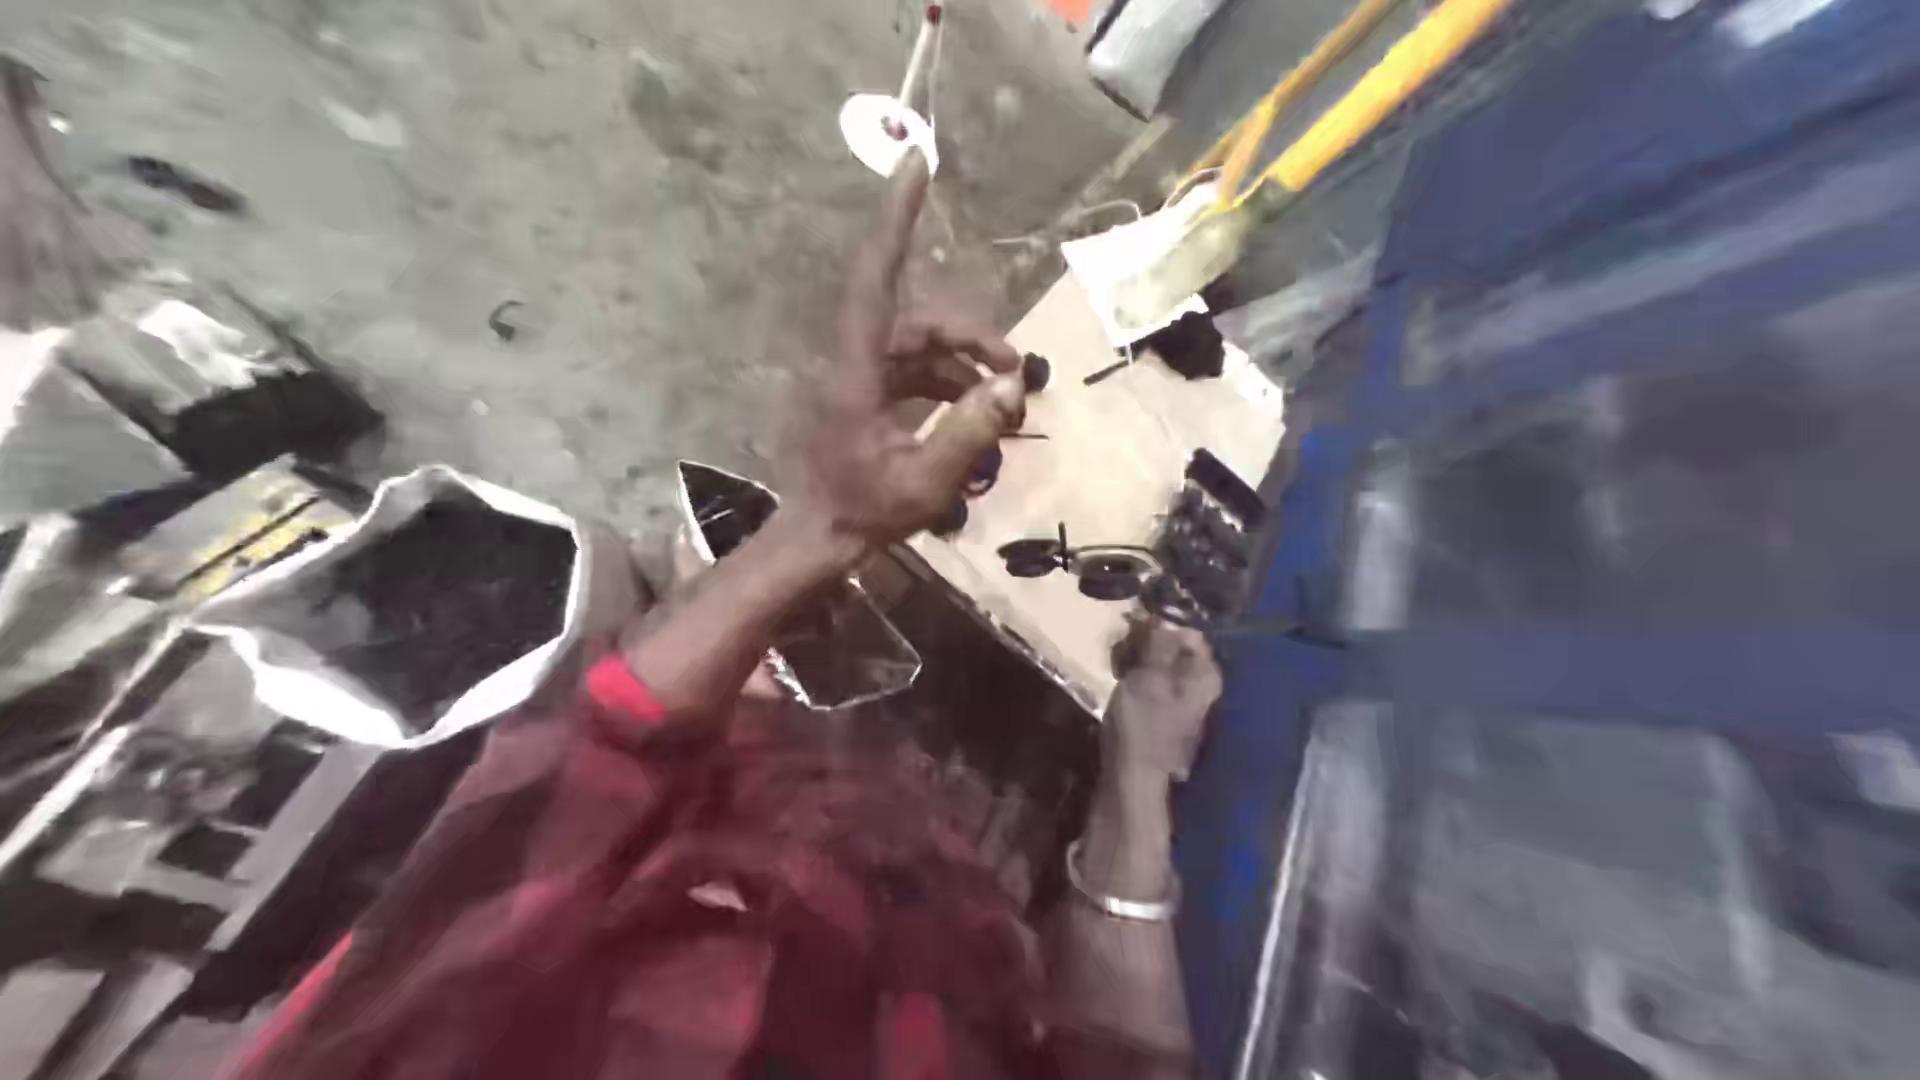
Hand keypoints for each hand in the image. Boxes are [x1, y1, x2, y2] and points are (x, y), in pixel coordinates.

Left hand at [787, 150, 1027, 555]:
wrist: (820, 536)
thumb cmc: (864, 512)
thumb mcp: (925, 482)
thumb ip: (968, 432)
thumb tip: (1011, 385)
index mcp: (856, 372)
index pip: (876, 280)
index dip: (895, 221)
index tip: (915, 161)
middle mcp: (854, 361)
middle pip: (918, 321)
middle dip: (971, 339)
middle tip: (1013, 374)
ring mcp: (858, 378)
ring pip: (918, 347)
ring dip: (962, 365)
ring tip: (1002, 399)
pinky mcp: (864, 395)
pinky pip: (911, 370)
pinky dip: (945, 382)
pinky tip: (972, 407)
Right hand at [1106, 618, 1221, 783]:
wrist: (1131, 776)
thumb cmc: (1143, 724)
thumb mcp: (1149, 676)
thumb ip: (1159, 641)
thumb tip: (1166, 612)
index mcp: (1204, 672)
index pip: (1186, 629)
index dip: (1158, 622)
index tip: (1131, 623)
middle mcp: (1198, 681)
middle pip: (1170, 642)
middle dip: (1141, 640)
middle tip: (1121, 650)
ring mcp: (1179, 695)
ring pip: (1154, 658)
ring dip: (1132, 655)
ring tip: (1116, 666)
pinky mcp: (1159, 705)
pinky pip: (1147, 676)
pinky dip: (1131, 672)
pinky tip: (1117, 677)